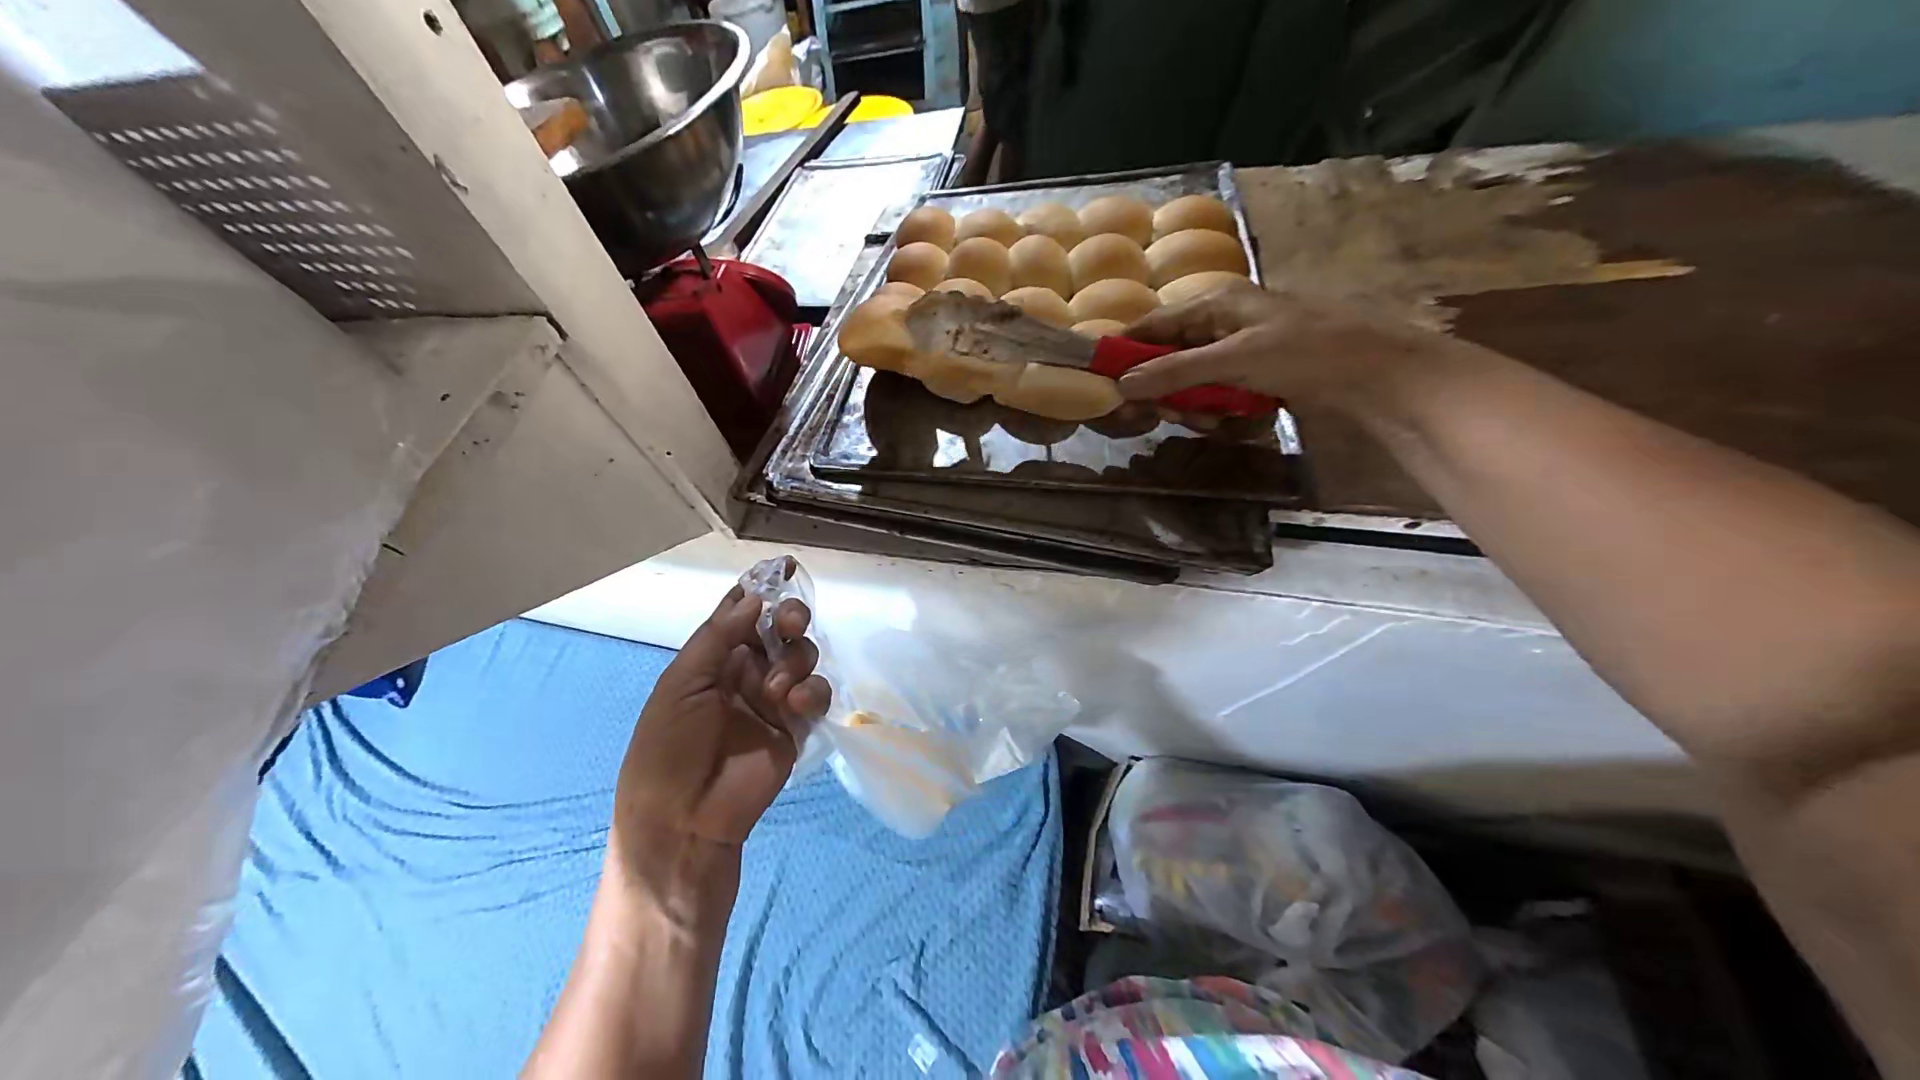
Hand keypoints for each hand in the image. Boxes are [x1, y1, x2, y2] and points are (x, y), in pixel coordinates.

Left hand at [608, 560, 830, 889]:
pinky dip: (812, 692)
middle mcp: (746, 672)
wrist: (682, 819)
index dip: (761, 589)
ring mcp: (773, 700)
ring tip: (777, 688)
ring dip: (796, 660)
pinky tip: (794, 705)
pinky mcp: (796, 728)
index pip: (741, 614)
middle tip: (791, 622)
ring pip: (802, 658)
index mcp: (713, 659)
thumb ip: (718, 637)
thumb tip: (753, 598)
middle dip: (790, 618)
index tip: (786, 567)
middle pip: (779, 630)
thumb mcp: (681, 684)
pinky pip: (816, 696)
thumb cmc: (667, 747)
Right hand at [1117, 288, 1467, 409]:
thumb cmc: (1304, 352)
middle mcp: (1218, 324)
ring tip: (1218, 420)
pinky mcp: (1252, 375)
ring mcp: (1236, 351)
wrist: (1376, 372)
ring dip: (1197, 407)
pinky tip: (1237, 419)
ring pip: (1190, 384)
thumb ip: (1175, 372)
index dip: (1124, 354)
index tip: (1105, 387)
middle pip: (1166, 361)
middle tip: (1175, 416)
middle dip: (1169, 392)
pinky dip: (1220, 411)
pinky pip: (1216, 395)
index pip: (1150, 327)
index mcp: (1212, 305)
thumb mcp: (1233, 360)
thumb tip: (1121, 384)